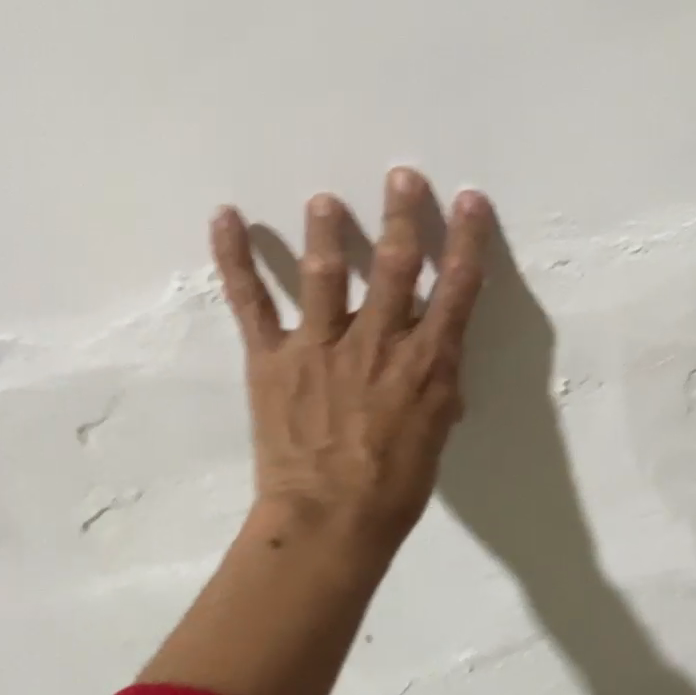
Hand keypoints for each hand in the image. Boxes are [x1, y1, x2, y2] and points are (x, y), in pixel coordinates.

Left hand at [210, 168, 498, 551]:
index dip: (465, 241)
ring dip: (328, 229)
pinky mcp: (272, 358)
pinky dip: (235, 257)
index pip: (455, 289)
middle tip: (402, 176)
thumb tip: (436, 358)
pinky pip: (252, 300)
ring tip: (326, 200)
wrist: (330, 519)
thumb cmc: (398, 484)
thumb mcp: (437, 432)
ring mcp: (321, 346)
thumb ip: (438, 385)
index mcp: (426, 362)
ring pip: (326, 272)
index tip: (470, 202)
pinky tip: (226, 217)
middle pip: (395, 265)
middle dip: (402, 216)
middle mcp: (378, 342)